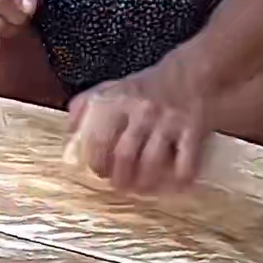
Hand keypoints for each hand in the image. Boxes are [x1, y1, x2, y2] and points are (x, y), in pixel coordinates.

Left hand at [68, 64, 208, 192]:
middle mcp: (142, 110)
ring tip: (143, 189)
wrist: (194, 73)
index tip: (101, 172)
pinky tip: (175, 184)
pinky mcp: (194, 130)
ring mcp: (169, 121)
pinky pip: (185, 163)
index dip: (97, 163)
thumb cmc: (148, 88)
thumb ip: (86, 107)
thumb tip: (69, 136)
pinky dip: (179, 180)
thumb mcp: (113, 87)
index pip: (98, 140)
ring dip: (145, 184)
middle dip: (120, 179)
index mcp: (119, 101)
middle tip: (122, 186)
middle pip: (124, 156)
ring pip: (152, 164)